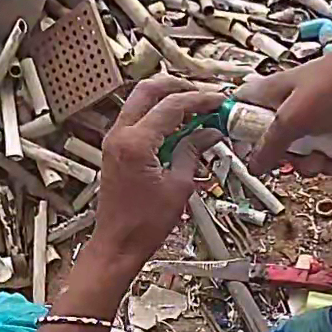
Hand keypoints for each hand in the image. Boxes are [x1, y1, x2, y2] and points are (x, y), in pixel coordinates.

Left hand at [84, 76, 225, 274]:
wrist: (118, 245)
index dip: (200, 99)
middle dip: (179, 86)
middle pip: (149, 89)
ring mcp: (114, 142)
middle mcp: (119, 137)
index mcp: (135, 144)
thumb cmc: (141, 226)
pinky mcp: (115, 150)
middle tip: (203, 95)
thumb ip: (193, 152)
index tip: (217, 100)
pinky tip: (178, 128)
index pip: (172, 105)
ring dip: (167, 100)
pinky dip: (157, 117)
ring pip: (140, 101)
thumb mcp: (179, 187)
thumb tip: (208, 133)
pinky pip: (137, 120)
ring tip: (194, 110)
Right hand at [232, 33, 331, 172]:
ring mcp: (315, 117)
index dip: (238, 129)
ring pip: (300, 151)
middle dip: (284, 156)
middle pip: (272, 139)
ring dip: (310, 163)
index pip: (241, 107)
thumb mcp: (294, 116)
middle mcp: (291, 103)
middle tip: (293, 159)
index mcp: (273, 90)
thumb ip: (270, 144)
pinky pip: (323, 153)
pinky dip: (329, 161)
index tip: (243, 149)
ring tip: (324, 161)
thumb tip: (254, 164)